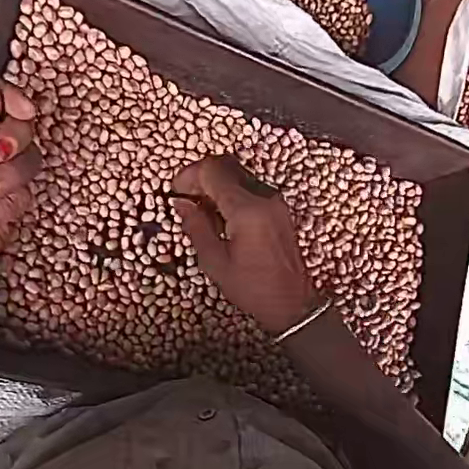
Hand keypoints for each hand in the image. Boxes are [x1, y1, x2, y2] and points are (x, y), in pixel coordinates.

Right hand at [171, 154, 319, 332]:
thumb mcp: (215, 262)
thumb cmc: (254, 289)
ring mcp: (275, 201)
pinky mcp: (279, 209)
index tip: (176, 192)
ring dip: (216, 184)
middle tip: (185, 198)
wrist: (292, 303)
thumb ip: (196, 227)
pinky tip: (222, 218)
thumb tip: (182, 204)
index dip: (188, 176)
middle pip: (226, 165)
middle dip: (200, 176)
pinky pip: (249, 188)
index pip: (212, 171)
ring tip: (202, 212)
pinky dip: (231, 193)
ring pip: (238, 174)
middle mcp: (264, 198)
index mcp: (247, 210)